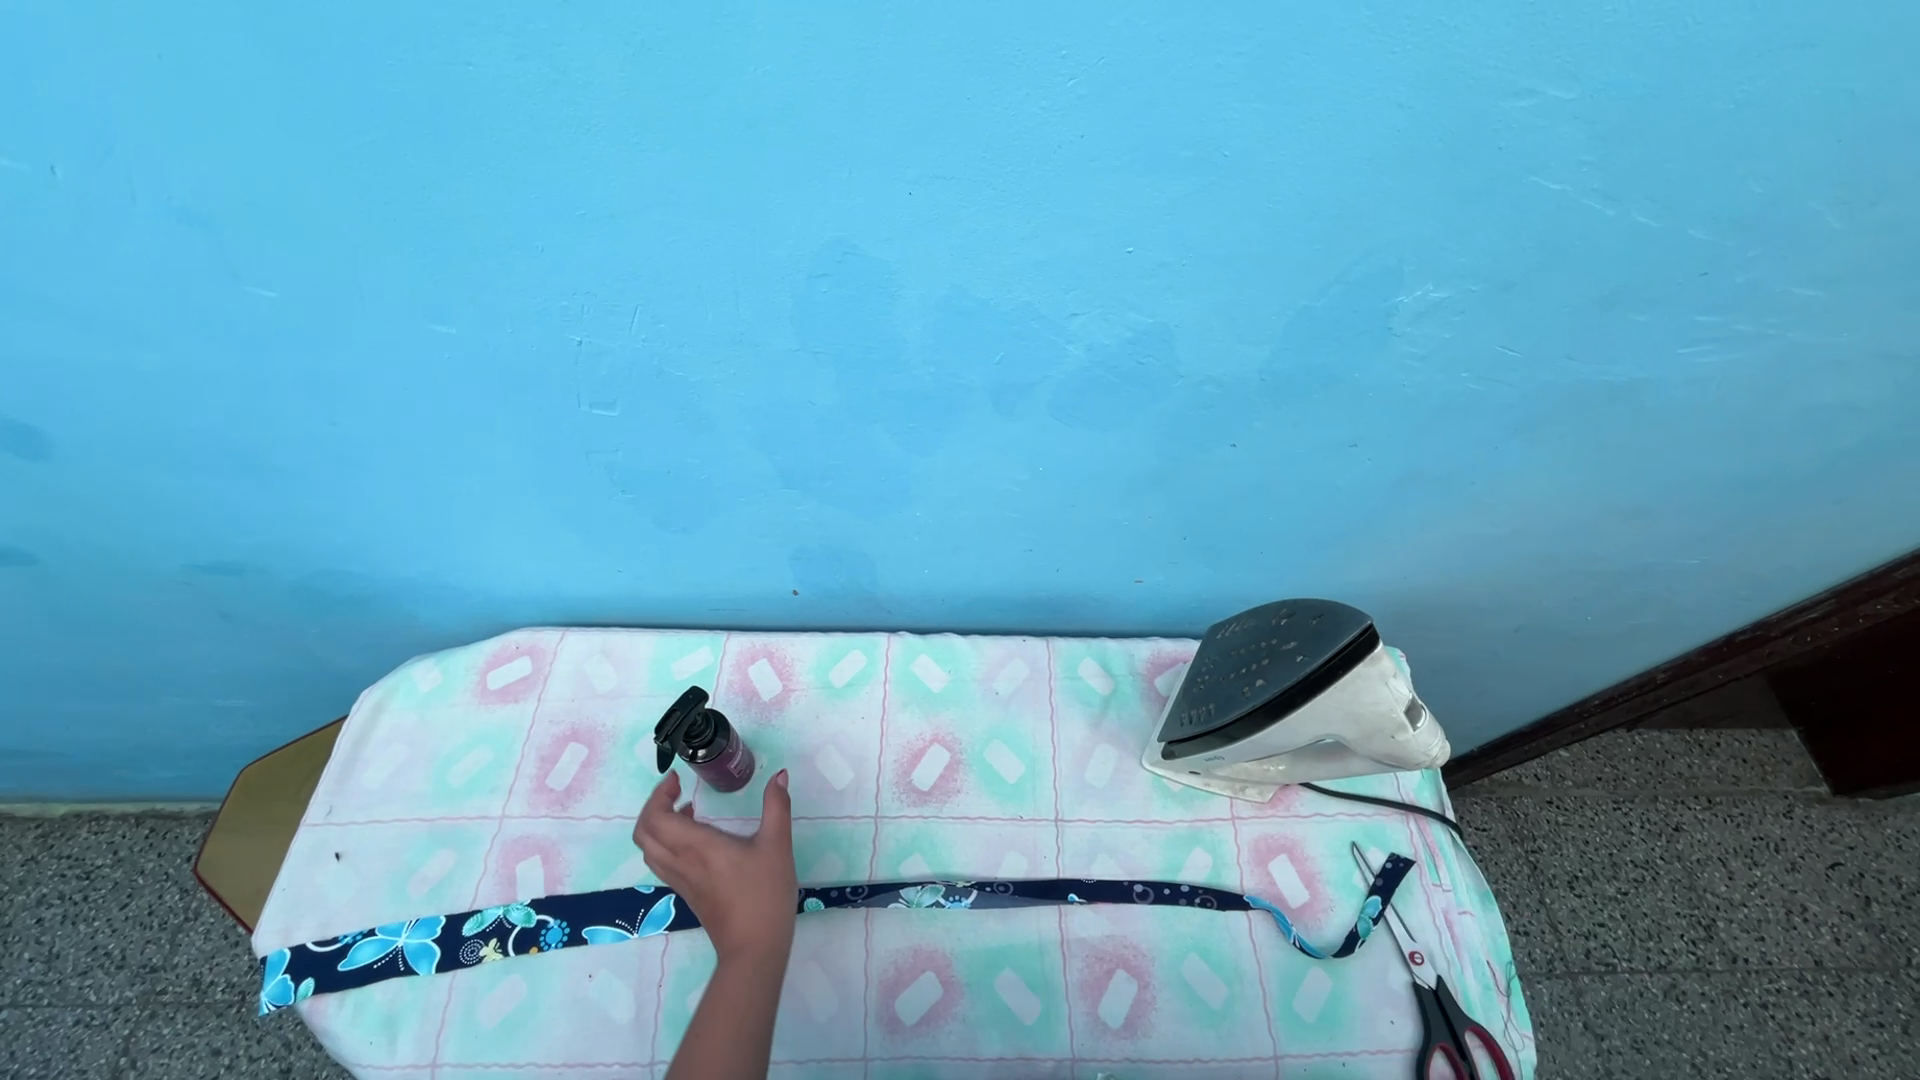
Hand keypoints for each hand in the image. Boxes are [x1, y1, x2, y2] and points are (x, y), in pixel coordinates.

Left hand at [632, 769, 797, 966]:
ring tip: (686, 810)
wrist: (755, 947)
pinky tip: (696, 838)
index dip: (658, 795)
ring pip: (649, 850)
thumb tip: (780, 775)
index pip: (656, 818)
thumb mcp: (777, 844)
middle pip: (644, 833)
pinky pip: (661, 862)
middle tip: (676, 791)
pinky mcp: (687, 894)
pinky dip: (666, 842)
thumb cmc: (765, 893)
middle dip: (652, 807)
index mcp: (696, 847)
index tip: (677, 779)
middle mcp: (680, 863)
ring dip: (657, 825)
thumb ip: (777, 806)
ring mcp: (681, 881)